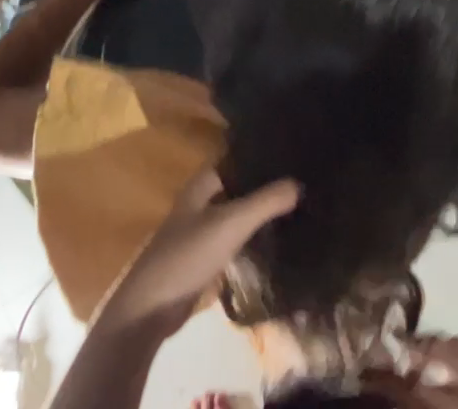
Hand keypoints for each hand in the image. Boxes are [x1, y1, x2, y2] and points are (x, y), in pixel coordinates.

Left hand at [95, 169, 299, 336]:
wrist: (152, 307)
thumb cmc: (188, 255)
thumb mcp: (231, 223)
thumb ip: (265, 202)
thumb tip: (299, 183)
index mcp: (201, 184)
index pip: (235, 158)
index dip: (260, 154)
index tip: (293, 151)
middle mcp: (201, 201)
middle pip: (238, 184)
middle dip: (266, 182)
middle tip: (305, 178)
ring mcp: (202, 229)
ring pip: (238, 210)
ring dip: (262, 208)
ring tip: (301, 204)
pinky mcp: (206, 255)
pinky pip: (236, 236)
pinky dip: (255, 233)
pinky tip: (279, 236)